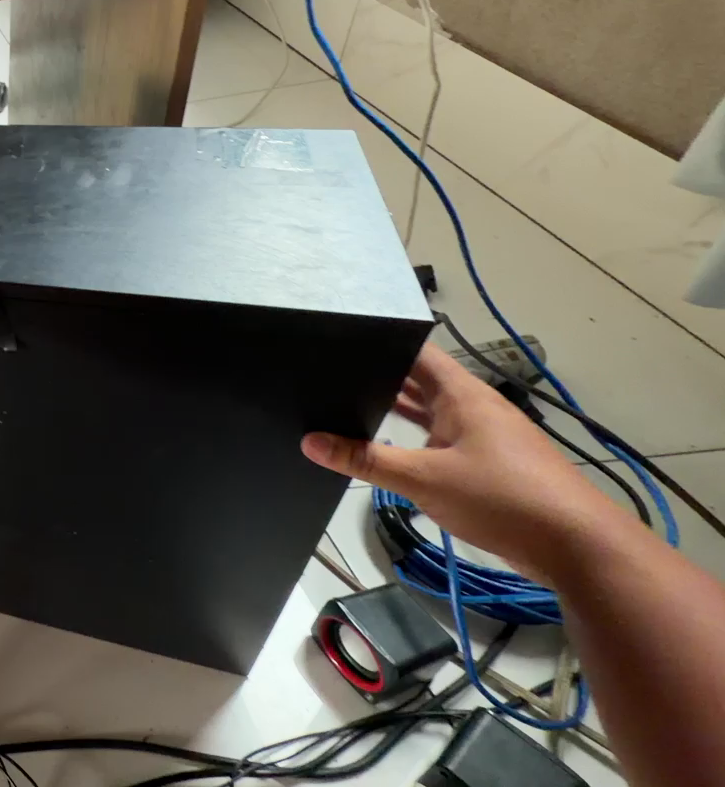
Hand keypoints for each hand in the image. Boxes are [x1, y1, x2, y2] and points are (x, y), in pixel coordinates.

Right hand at [300, 343, 633, 584]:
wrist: (583, 551)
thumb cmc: (504, 500)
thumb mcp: (424, 480)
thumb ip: (364, 460)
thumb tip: (308, 441)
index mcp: (463, 397)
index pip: (417, 353)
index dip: (379, 342)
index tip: (336, 340)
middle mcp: (475, 409)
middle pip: (420, 380)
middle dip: (377, 375)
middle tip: (326, 373)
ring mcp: (485, 436)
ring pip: (430, 410)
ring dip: (395, 408)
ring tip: (345, 403)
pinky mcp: (490, 463)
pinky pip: (440, 436)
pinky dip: (412, 436)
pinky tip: (387, 445)